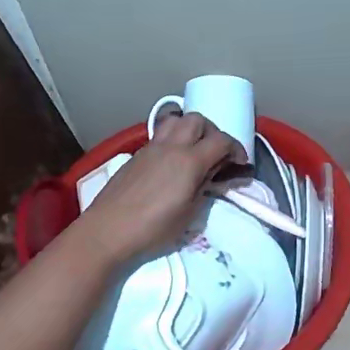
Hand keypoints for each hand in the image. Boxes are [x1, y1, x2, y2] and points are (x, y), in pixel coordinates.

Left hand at [72, 113, 244, 264]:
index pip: (222, 140)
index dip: (236, 149)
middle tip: (216, 154)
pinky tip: (172, 162)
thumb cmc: (153, 228)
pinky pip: (160, 135)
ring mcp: (151, 147)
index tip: (240, 164)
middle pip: (198, 120)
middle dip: (213, 132)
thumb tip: (217, 175)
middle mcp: (171, 146)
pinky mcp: (137, 154)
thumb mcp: (190, 213)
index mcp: (189, 161)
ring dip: (190, 129)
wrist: (108, 229)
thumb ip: (206, 187)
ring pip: (176, 120)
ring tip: (194, 150)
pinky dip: (173, 139)